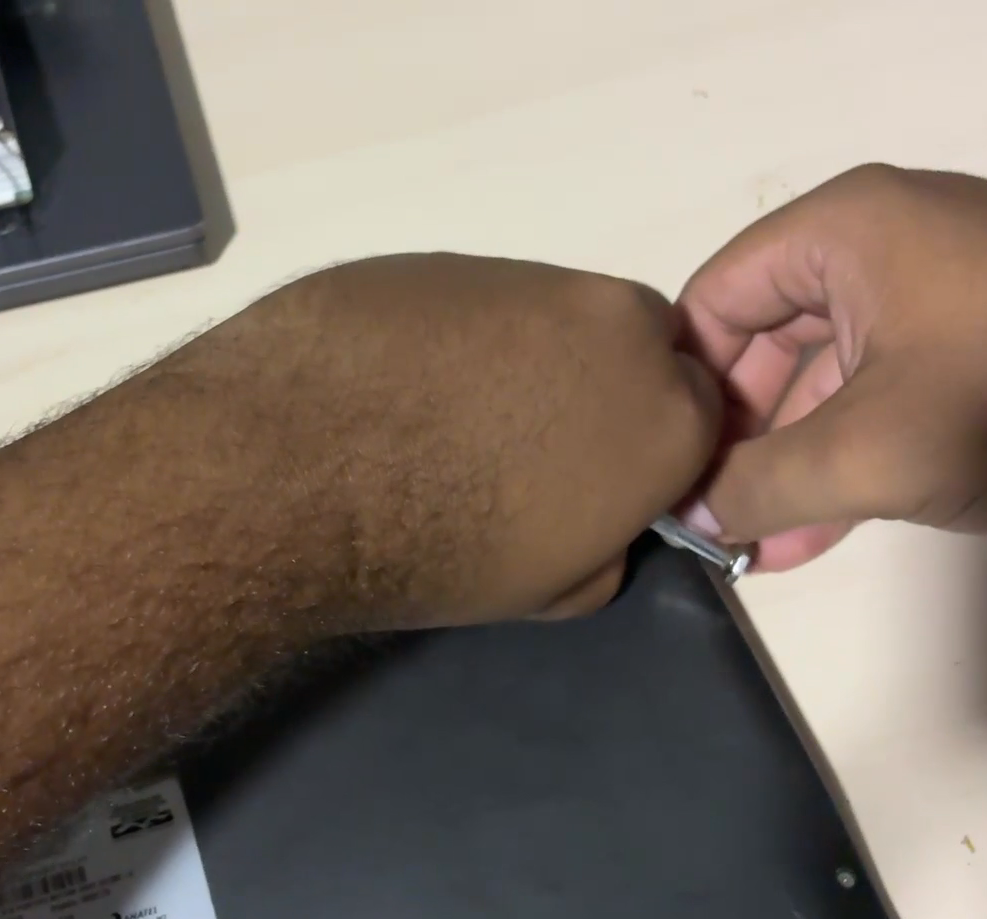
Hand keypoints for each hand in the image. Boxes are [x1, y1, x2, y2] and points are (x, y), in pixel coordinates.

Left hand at [222, 254, 720, 626]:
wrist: (292, 474)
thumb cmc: (432, 550)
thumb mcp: (542, 592)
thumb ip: (604, 552)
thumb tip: (605, 528)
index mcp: (662, 412)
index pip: (695, 414)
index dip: (638, 447)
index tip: (587, 474)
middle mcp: (607, 323)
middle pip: (627, 346)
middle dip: (590, 389)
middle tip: (513, 441)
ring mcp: (516, 277)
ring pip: (546, 316)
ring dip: (514, 357)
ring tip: (433, 413)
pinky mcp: (434, 259)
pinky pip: (465, 301)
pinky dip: (444, 336)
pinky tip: (387, 380)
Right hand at [677, 165, 986, 570]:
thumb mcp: (866, 456)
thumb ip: (752, 486)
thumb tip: (681, 518)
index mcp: (846, 229)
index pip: (710, 302)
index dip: (681, 387)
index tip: (668, 462)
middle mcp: (877, 244)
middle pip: (752, 345)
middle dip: (731, 439)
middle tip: (706, 508)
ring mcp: (923, 293)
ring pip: (805, 382)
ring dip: (777, 466)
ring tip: (746, 541)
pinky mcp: (958, 341)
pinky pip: (860, 396)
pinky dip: (828, 461)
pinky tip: (796, 535)